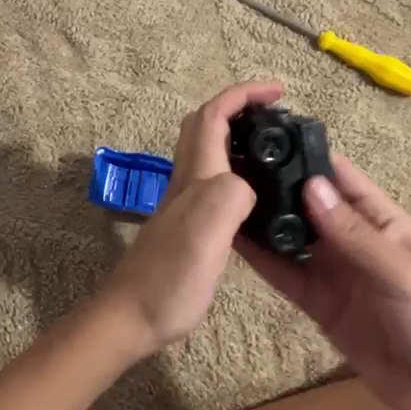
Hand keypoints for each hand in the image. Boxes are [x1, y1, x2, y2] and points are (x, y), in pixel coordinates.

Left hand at [96, 80, 282, 353]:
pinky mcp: (189, 227)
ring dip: (238, 137)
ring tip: (275, 149)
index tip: (278, 92)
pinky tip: (257, 196)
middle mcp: (187, 182)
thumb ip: (231, 198)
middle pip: (206, 126)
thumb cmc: (169, 278)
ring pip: (209, 153)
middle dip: (239, 108)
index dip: (243, 95)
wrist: (132, 317)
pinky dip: (238, 172)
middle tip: (276, 115)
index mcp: (195, 176)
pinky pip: (215, 184)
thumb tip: (250, 182)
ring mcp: (185, 205)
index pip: (214, 116)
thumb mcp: (207, 234)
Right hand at [237, 154, 410, 409]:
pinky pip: (285, 274)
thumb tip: (310, 184)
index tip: (263, 133)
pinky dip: (260, 257)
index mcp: (384, 221)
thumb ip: (355, 235)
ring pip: (290, 236)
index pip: (341, 177)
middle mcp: (353, 239)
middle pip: (308, 203)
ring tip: (218, 196)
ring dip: (262, 218)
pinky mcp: (318, 303)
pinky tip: (230, 239)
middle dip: (274, 183)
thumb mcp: (405, 275)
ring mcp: (333, 271)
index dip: (307, 154)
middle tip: (226, 163)